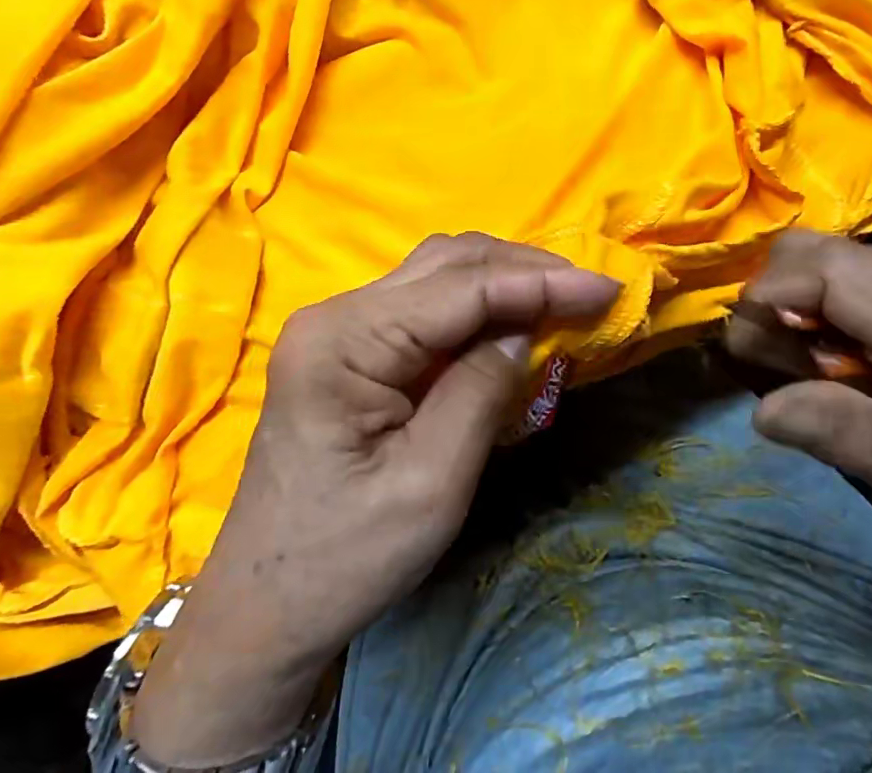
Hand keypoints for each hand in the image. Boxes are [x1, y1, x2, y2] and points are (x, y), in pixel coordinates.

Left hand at [132, 233, 619, 766]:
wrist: (266, 607)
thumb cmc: (346, 558)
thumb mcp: (432, 482)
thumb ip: (482, 391)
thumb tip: (524, 329)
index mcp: (344, 342)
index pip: (462, 288)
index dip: (540, 282)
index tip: (606, 288)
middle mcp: (337, 316)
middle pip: (450, 263)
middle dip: (527, 269)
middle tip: (591, 291)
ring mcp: (340, 329)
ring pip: (440, 273)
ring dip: (506, 278)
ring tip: (563, 298)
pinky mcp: (353, 349)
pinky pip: (429, 304)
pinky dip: (482, 303)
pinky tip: (515, 318)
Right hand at [725, 230, 871, 634]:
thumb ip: (860, 443)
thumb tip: (766, 409)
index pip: (844, 273)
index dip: (777, 295)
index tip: (749, 350)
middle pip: (831, 252)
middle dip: (779, 300)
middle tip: (780, 369)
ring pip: (835, 257)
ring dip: (798, 307)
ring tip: (812, 372)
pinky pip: (854, 275)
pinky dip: (823, 310)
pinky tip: (840, 360)